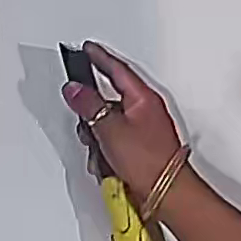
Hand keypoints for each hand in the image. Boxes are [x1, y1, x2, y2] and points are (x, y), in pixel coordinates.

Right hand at [60, 41, 188, 200]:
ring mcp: (142, 130)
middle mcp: (145, 111)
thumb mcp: (110, 129)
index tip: (87, 48)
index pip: (117, 69)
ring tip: (100, 151)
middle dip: (92, 114)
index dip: (99, 57)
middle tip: (84, 120)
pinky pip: (112, 142)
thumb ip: (89, 106)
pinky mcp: (137, 148)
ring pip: (107, 124)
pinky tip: (107, 163)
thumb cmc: (150, 161)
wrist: (166, 193)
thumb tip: (75, 89)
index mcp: (143, 98)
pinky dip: (105, 151)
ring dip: (97, 137)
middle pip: (108, 100)